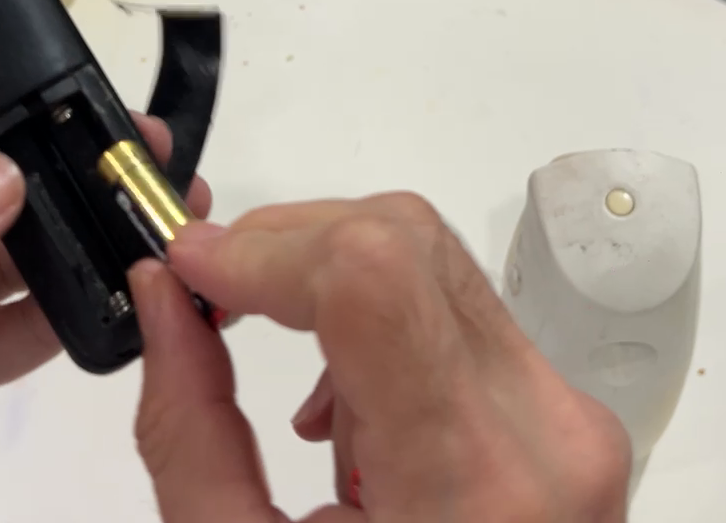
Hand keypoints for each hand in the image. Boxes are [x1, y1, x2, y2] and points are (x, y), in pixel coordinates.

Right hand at [130, 193, 629, 521]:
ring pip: (425, 255)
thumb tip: (160, 292)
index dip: (265, 247)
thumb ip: (188, 428)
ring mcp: (564, 409)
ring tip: (296, 398)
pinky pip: (450, 303)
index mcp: (471, 486)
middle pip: (399, 240)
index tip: (191, 267)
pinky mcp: (561, 404)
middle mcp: (541, 424)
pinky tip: (348, 411)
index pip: (372, 276)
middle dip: (285, 246)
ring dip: (327, 281)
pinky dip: (375, 317)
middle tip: (216, 299)